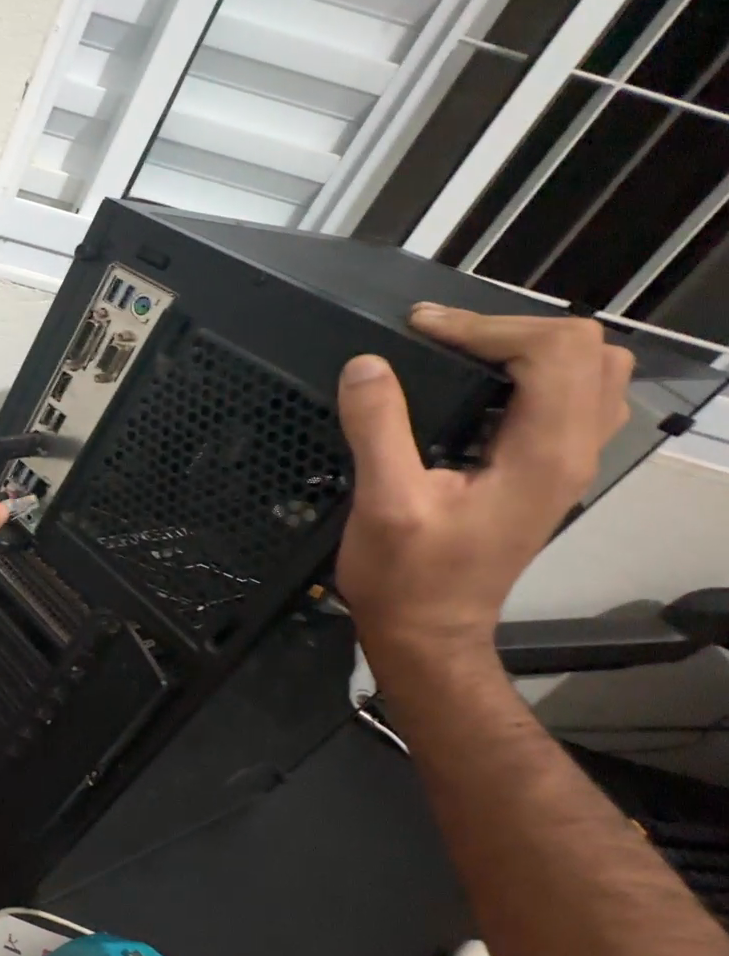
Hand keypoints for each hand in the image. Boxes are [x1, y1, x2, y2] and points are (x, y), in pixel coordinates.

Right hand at [335, 304, 632, 668]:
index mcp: (543, 453)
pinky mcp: (545, 473)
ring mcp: (564, 463)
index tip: (416, 330)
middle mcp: (572, 451)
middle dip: (510, 329)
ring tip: (458, 355)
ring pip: (589, 373)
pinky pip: (567, 401)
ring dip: (527, 350)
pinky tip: (475, 391)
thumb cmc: (407, 574)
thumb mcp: (383, 502)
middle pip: (586, 351)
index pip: (553, 350)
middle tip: (437, 339)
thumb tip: (367, 364)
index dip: (486, 325)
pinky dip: (529, 377)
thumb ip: (378, 428)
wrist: (428, 630)